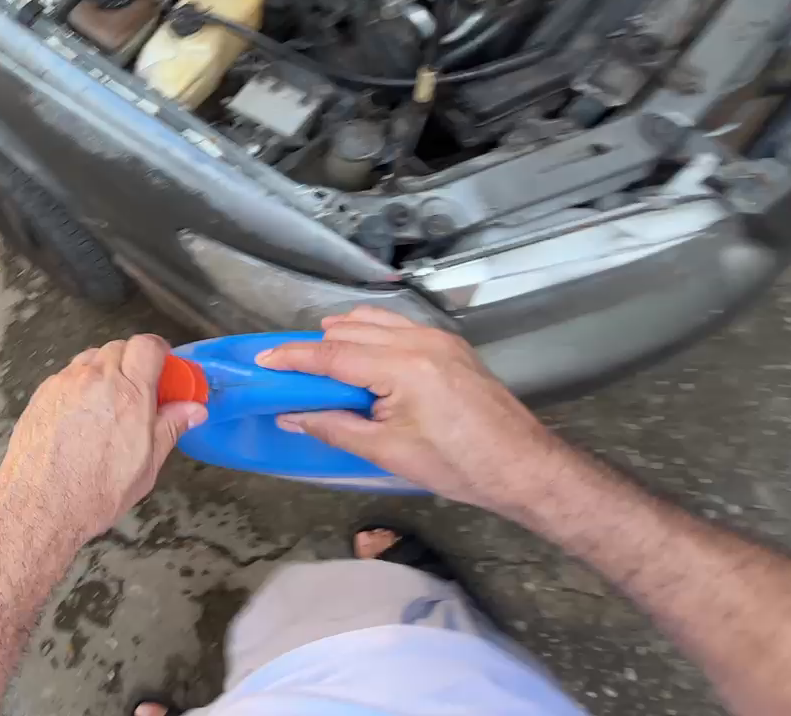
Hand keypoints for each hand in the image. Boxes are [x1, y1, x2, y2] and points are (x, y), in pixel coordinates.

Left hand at [0, 335, 207, 544]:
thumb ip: (169, 428)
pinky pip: (68, 374)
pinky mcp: (44, 390)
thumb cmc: (95, 490)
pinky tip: (81, 414)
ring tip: (108, 403)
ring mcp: (66, 381)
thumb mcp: (146, 465)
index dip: (158, 350)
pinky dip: (79, 384)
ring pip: (91, 358)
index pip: (147, 345)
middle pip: (119, 347)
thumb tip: (192, 410)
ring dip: (104, 370)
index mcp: (129, 394)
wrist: (41, 502)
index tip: (163, 364)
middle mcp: (96, 378)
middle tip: (138, 389)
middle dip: (132, 362)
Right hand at [260, 307, 577, 517]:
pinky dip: (369, 331)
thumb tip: (290, 416)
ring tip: (322, 358)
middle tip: (289, 369)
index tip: (262, 360)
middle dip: (314, 347)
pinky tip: (362, 352)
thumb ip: (333, 427)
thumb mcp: (387, 453)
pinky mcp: (449, 343)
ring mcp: (436, 338)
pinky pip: (395, 324)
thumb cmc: (459, 467)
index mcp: (402, 368)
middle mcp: (417, 342)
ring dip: (341, 334)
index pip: (332, 355)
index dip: (292, 357)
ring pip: (370, 320)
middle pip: (347, 330)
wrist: (529, 471)